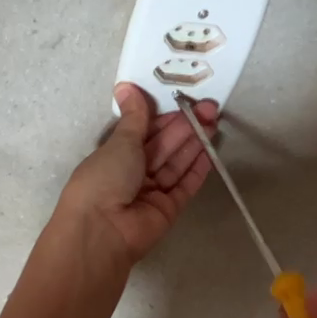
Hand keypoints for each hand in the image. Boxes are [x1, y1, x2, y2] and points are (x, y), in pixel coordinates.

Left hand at [57, 82, 218, 264]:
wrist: (102, 231)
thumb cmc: (103, 180)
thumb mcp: (120, 142)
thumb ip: (134, 117)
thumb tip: (125, 86)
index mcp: (116, 155)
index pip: (145, 131)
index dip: (165, 116)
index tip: (185, 100)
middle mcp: (133, 173)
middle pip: (164, 146)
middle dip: (186, 126)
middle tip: (209, 108)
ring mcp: (152, 192)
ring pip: (177, 163)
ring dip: (195, 143)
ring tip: (214, 122)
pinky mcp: (168, 209)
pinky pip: (185, 185)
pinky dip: (197, 169)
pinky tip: (211, 151)